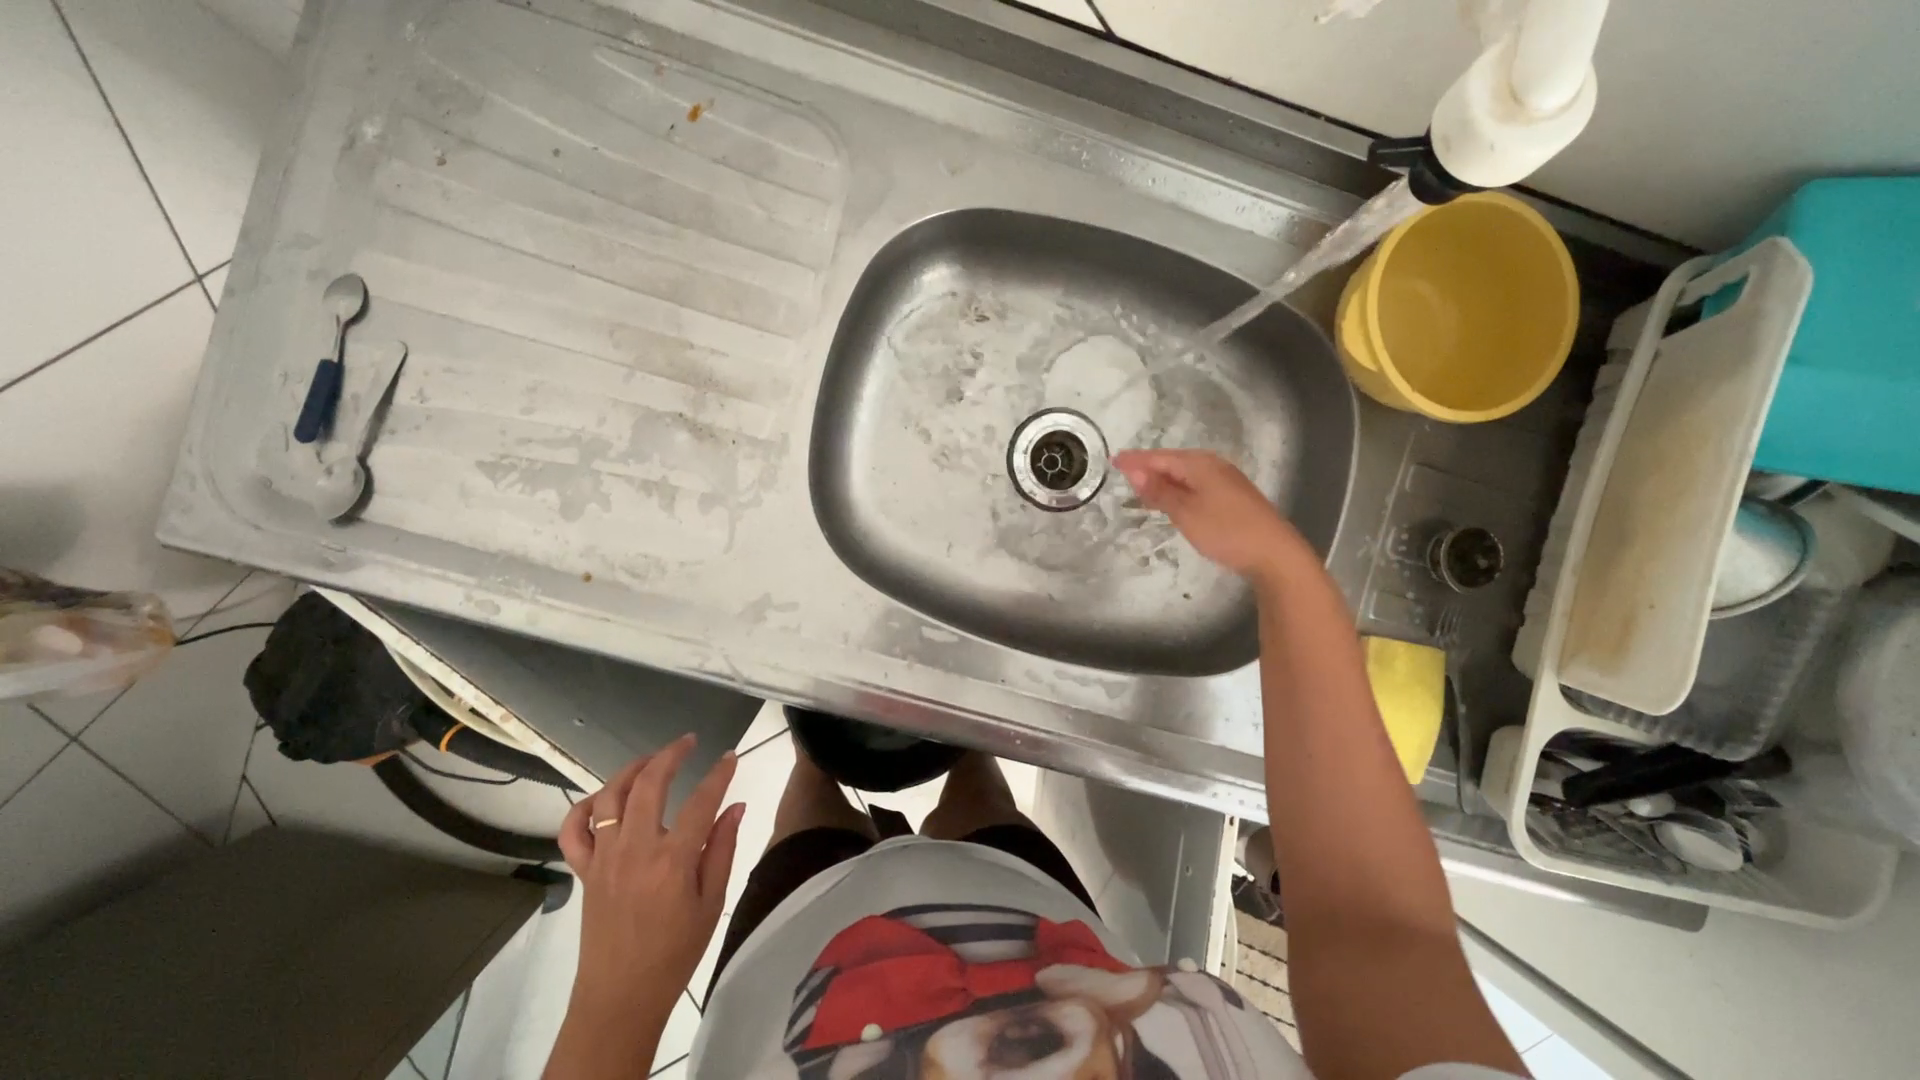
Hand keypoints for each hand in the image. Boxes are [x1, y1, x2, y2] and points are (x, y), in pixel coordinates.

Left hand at [558, 734, 743, 1019]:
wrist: (622, 994)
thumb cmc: (676, 952)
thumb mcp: (712, 903)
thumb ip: (722, 850)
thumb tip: (735, 807)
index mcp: (673, 860)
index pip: (701, 801)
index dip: (719, 774)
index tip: (730, 756)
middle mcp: (635, 850)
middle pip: (649, 784)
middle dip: (670, 755)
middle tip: (688, 742)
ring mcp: (603, 858)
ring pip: (609, 797)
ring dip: (630, 770)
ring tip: (651, 761)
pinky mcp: (583, 871)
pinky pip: (572, 830)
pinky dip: (584, 808)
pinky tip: (602, 800)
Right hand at [1112, 449, 1305, 582]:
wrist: (1274, 553)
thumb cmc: (1226, 530)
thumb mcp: (1186, 512)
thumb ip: (1160, 491)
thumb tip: (1134, 471)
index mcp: (1200, 464)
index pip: (1160, 457)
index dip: (1136, 460)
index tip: (1113, 461)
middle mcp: (1214, 466)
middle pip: (1173, 462)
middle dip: (1148, 467)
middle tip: (1124, 473)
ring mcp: (1226, 480)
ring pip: (1186, 474)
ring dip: (1163, 479)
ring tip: (1141, 487)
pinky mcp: (1232, 496)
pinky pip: (1196, 484)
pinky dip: (1179, 489)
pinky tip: (1173, 499)